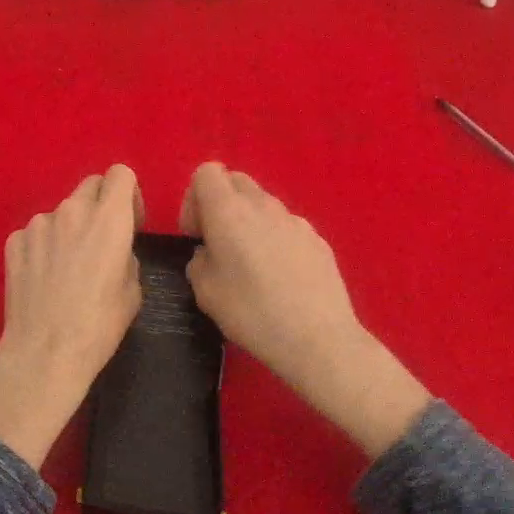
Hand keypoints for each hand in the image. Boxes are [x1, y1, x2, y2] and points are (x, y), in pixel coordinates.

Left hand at [0, 165, 143, 467]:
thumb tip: (114, 249)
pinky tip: (42, 278)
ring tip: (66, 269)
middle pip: (90, 186)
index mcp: (108, 219)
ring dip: (69, 229)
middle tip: (100, 243)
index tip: (129, 222)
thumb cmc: (99, 325)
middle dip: (100, 206)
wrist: (45, 350)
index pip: (120, 174)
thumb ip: (126, 254)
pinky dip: (42, 247)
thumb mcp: (133, 291)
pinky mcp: (14, 240)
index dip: (128, 195)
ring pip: (60, 213)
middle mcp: (71, 210)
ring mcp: (38, 223)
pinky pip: (35, 233)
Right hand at [180, 162, 430, 458]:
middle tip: (218, 244)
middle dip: (221, 204)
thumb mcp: (204, 291)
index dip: (193, 199)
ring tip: (252, 265)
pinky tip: (281, 279)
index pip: (206, 172)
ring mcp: (295, 220)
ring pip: (263, 204)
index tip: (197, 235)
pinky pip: (287, 227)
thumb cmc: (252, 313)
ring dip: (249, 222)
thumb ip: (199, 260)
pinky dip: (276, 240)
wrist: (319, 340)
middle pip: (235, 180)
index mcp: (229, 210)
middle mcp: (263, 205)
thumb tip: (210, 253)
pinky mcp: (318, 240)